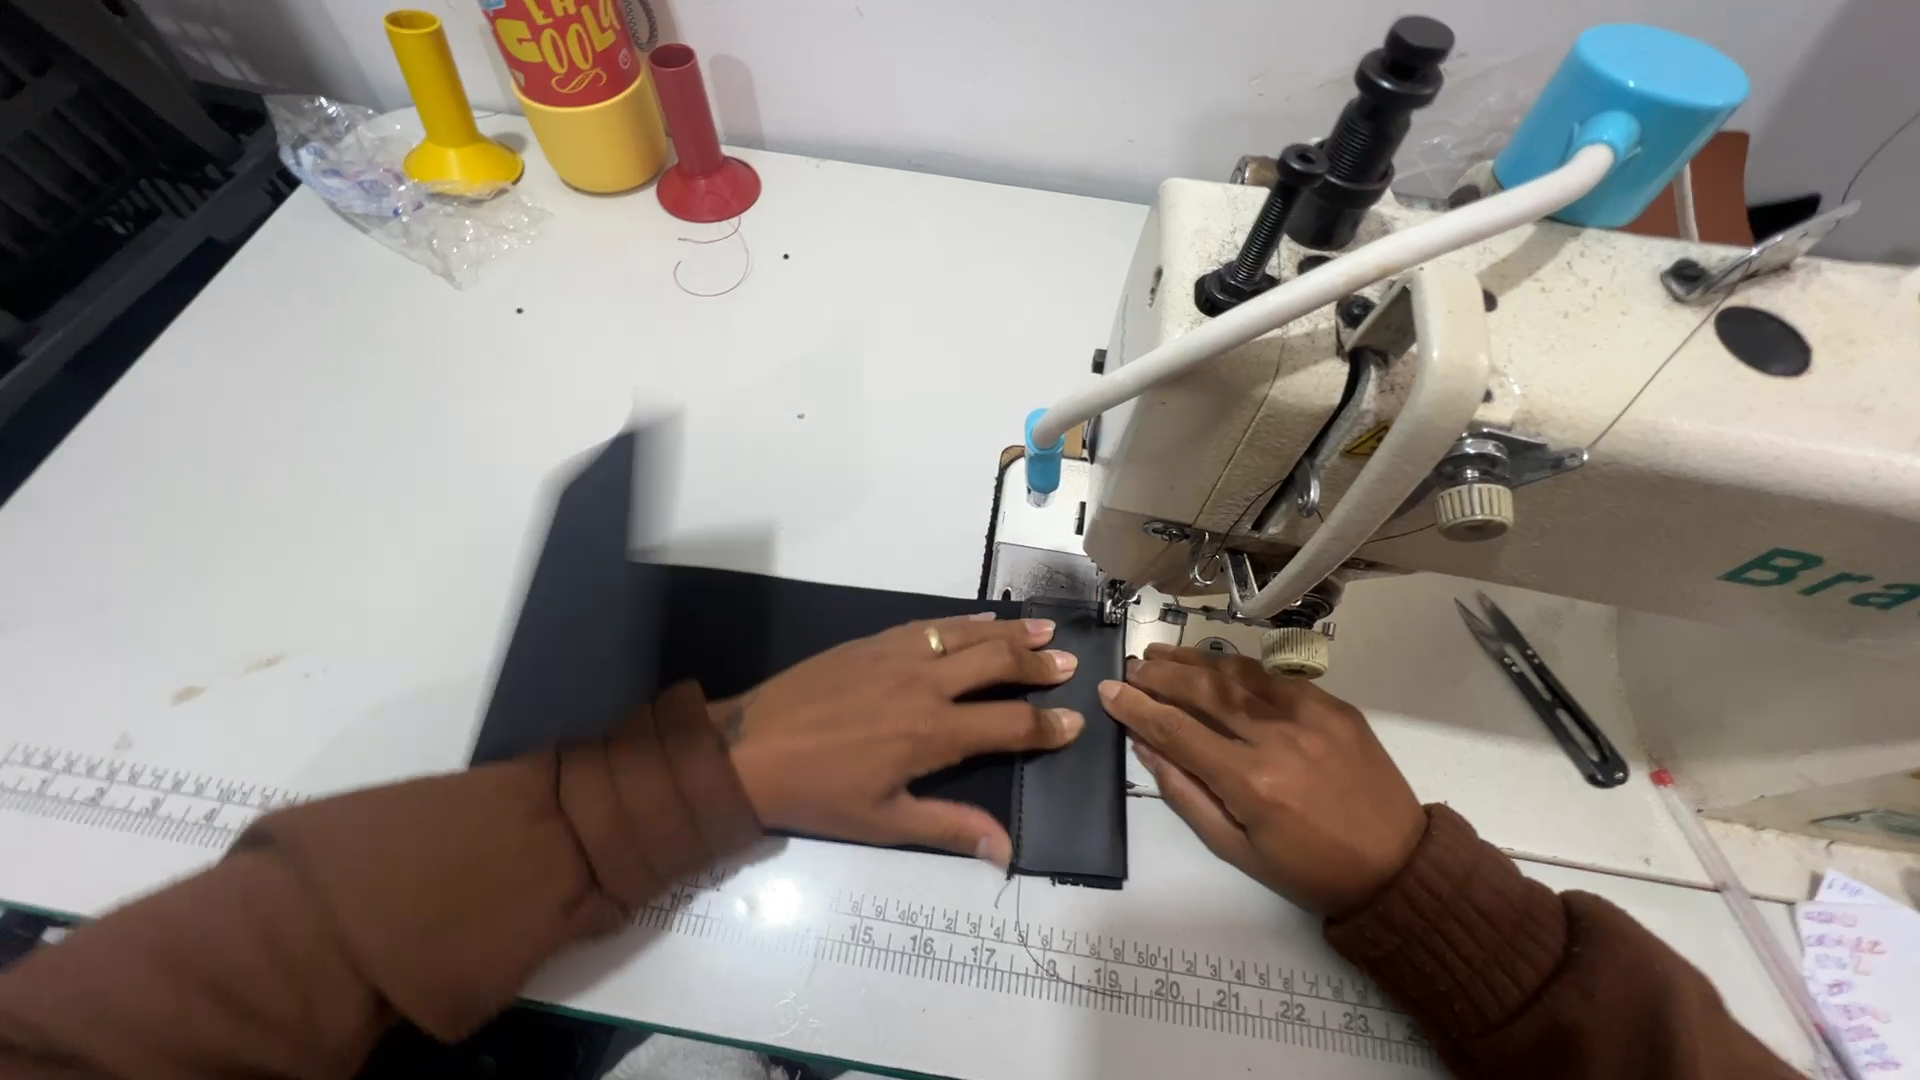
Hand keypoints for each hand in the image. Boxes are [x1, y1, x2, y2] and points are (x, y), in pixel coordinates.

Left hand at [725, 614, 1082, 866]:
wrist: (749, 748)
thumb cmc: (818, 793)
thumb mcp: (884, 822)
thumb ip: (950, 828)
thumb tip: (1006, 849)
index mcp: (933, 733)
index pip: (1010, 725)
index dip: (1049, 726)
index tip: (1075, 722)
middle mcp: (926, 685)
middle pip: (999, 664)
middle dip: (1040, 664)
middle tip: (1068, 664)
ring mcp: (900, 656)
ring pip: (970, 635)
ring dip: (1011, 631)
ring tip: (1046, 628)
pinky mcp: (876, 641)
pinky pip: (931, 625)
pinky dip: (964, 621)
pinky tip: (982, 620)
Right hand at [1099, 644, 1424, 915]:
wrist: (1399, 868)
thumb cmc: (1309, 870)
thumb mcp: (1236, 850)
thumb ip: (1186, 795)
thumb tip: (1146, 747)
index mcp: (1250, 781)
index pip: (1176, 731)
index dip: (1136, 709)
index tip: (1109, 691)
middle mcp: (1276, 738)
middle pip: (1202, 692)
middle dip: (1159, 676)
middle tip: (1131, 667)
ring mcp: (1309, 715)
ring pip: (1236, 674)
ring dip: (1192, 661)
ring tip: (1159, 653)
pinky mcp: (1333, 705)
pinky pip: (1273, 677)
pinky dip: (1236, 667)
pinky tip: (1213, 663)